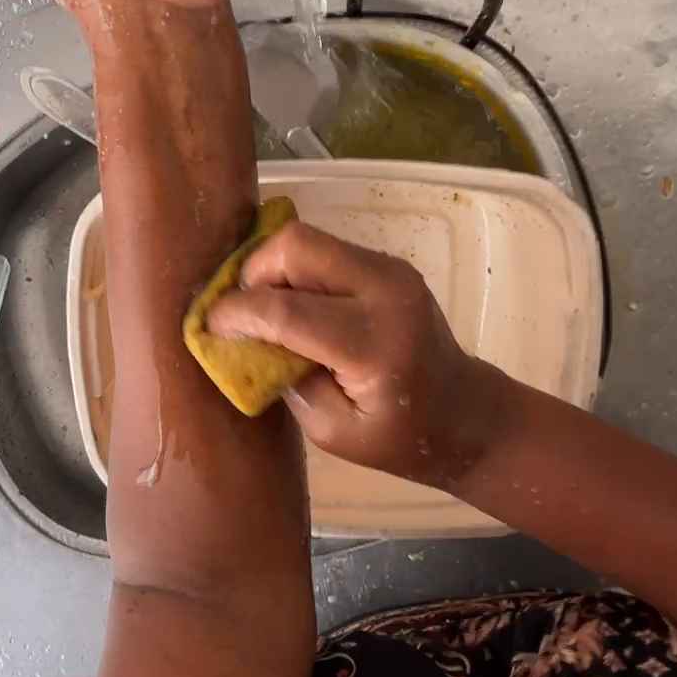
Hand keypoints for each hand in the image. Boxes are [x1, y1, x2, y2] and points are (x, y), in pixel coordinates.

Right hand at [205, 223, 508, 489]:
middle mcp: (384, 291)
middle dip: (253, 272)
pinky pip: (324, 250)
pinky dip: (296, 270)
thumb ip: (285, 378)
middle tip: (243, 311)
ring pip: (307, 239)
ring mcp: (389, 270)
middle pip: (296, 245)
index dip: (237, 314)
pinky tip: (294, 304)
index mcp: (372, 343)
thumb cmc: (400, 438)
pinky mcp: (386, 264)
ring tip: (266, 309)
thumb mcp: (331, 430)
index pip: (287, 310)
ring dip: (273, 268)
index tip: (208, 325)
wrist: (468, 414)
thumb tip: (246, 340)